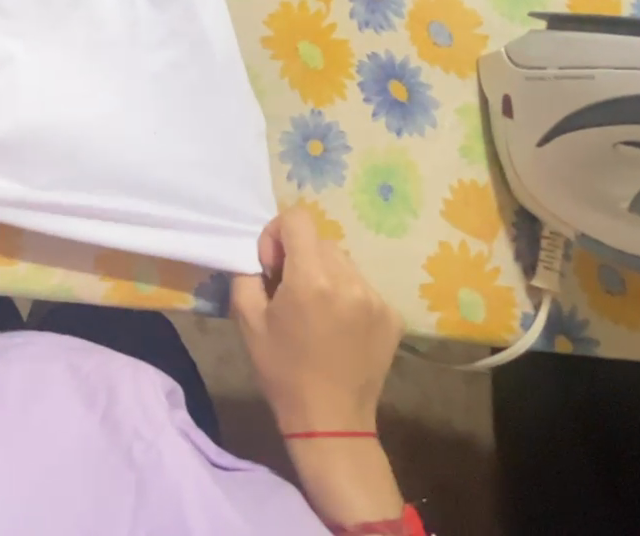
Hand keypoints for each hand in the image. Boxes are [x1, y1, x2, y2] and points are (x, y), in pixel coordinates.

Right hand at [230, 208, 402, 432]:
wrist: (330, 420)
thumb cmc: (281, 369)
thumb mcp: (246, 318)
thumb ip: (248, 273)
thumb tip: (262, 259)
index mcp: (311, 279)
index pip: (297, 219)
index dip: (276, 234)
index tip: (271, 268)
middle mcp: (350, 281)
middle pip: (320, 240)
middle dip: (299, 256)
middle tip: (288, 292)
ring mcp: (376, 299)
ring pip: (342, 261)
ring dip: (323, 273)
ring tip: (315, 310)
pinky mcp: (392, 316)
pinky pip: (362, 286)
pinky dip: (345, 294)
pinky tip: (337, 326)